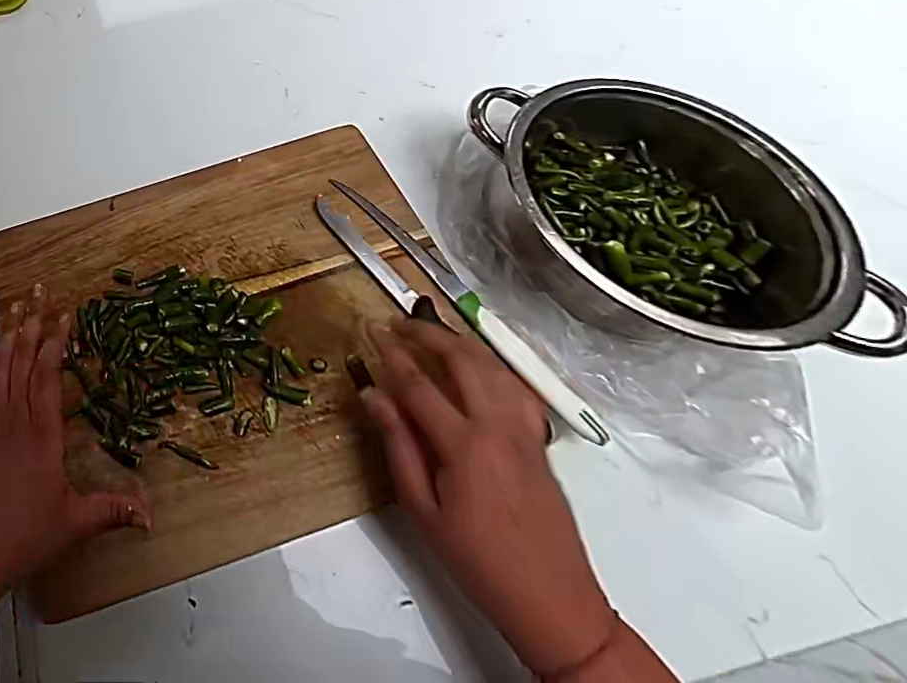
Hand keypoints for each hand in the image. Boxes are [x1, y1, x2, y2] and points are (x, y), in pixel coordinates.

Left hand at [0, 286, 149, 602]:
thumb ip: (110, 512)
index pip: (48, 377)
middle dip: (32, 326)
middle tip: (37, 295)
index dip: (55, 343)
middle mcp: (13, 422)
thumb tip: (148, 513)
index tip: (63, 316)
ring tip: (15, 312)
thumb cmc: (20, 538)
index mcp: (41, 437)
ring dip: (8, 339)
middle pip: (22, 363)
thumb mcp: (72, 525)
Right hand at [362, 319, 616, 677]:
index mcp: (465, 448)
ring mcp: (528, 438)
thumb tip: (373, 396)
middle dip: (429, 335)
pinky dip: (492, 368)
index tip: (372, 332)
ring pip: (497, 371)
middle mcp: (500, 433)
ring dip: (462, 344)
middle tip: (399, 323)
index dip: (392, 354)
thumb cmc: (477, 561)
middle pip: (465, 363)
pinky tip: (476, 366)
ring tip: (433, 332)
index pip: (420, 385)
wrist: (556, 605)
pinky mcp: (541, 448)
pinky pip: (517, 392)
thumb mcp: (421, 508)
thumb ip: (398, 444)